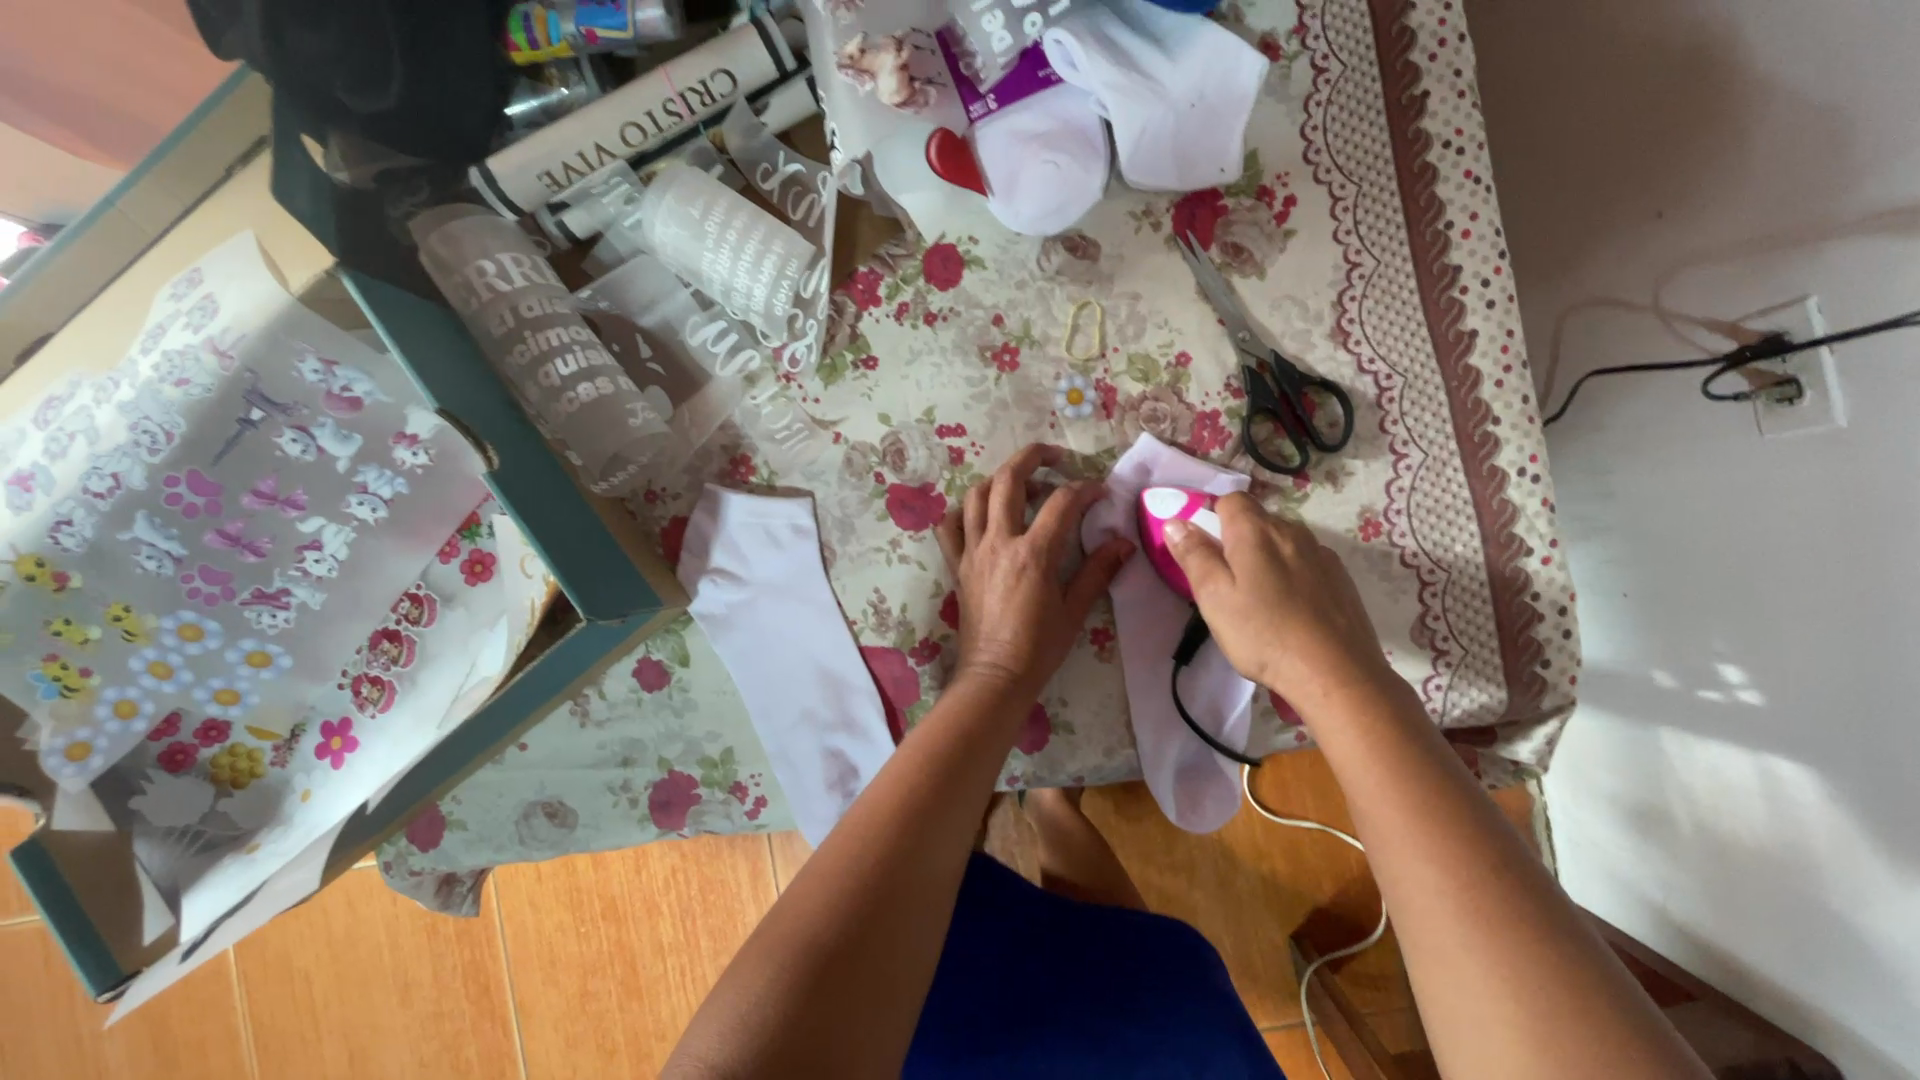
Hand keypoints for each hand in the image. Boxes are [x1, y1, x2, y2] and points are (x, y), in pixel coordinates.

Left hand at [936, 443, 1133, 704]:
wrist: (995, 677)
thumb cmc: (1039, 648)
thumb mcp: (1075, 610)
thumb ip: (1098, 571)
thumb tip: (1124, 543)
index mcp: (1033, 553)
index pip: (1061, 502)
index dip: (1084, 488)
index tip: (1100, 491)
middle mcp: (999, 542)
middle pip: (1009, 479)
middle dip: (1033, 457)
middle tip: (1055, 457)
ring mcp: (973, 551)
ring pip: (977, 495)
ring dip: (999, 478)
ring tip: (1022, 483)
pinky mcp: (957, 565)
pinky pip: (951, 526)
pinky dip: (964, 510)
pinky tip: (981, 512)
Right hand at [1163, 493, 1393, 716]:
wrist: (1336, 673)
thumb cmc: (1264, 634)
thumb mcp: (1214, 597)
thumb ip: (1194, 555)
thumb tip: (1176, 523)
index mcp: (1256, 531)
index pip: (1230, 500)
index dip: (1212, 518)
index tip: (1205, 551)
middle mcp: (1292, 532)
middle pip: (1258, 521)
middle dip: (1238, 541)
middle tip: (1227, 584)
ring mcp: (1322, 554)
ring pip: (1284, 543)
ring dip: (1267, 559)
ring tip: (1260, 600)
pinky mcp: (1341, 579)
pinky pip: (1306, 564)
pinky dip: (1293, 576)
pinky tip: (1292, 611)